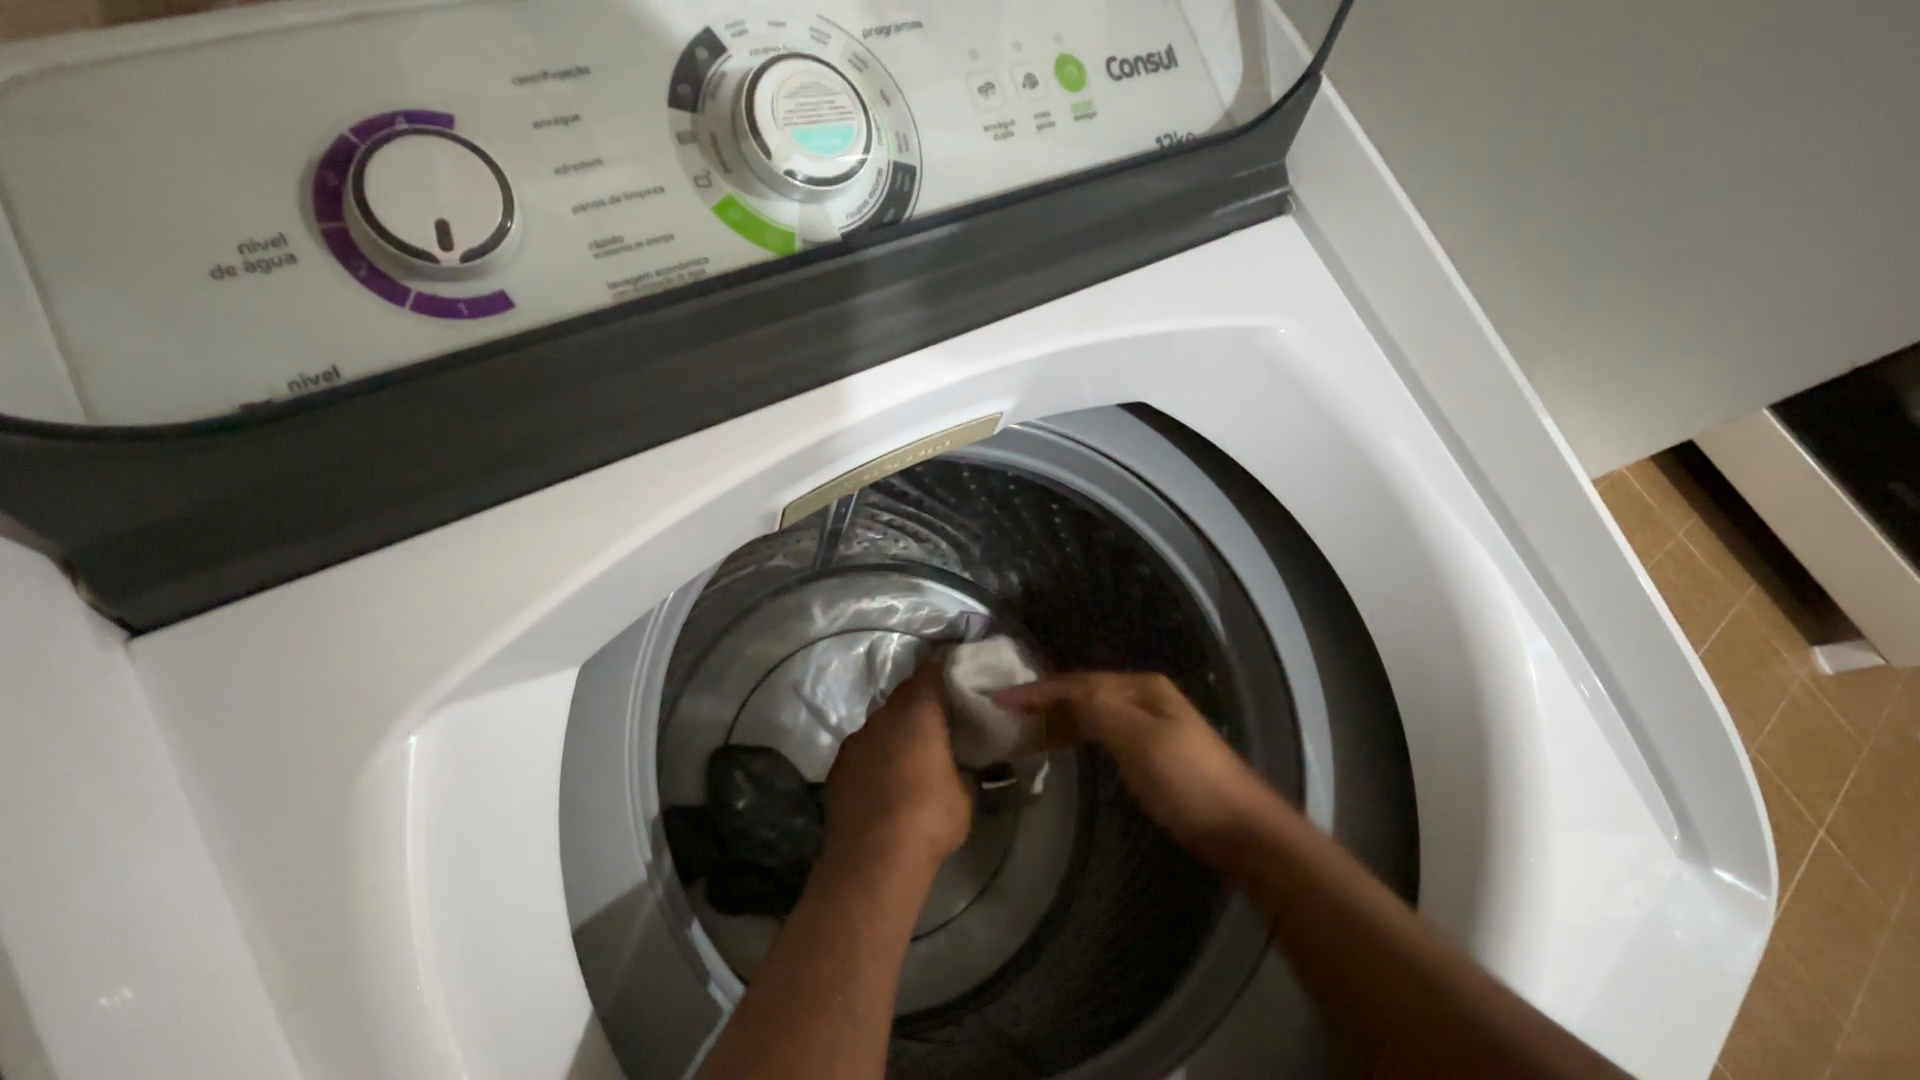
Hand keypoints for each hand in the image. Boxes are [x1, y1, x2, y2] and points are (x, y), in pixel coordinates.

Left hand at [825, 661, 972, 869]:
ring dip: (895, 735)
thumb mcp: (965, 795)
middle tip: (939, 721)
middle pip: (902, 699)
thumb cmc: (929, 817)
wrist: (874, 858)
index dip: (942, 672)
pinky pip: (862, 754)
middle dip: (919, 706)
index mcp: (917, 713)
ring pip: (879, 727)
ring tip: (912, 757)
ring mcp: (854, 743)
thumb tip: (963, 768)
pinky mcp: (837, 770)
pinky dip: (875, 760)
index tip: (955, 677)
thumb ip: (964, 771)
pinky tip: (885, 783)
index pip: (929, 674)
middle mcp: (882, 718)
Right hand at [996, 673, 1280, 858]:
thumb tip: (1061, 688)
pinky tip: (1060, 747)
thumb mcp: (1141, 739)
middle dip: (1045, 703)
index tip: (999, 699)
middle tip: (1004, 717)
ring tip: (1022, 733)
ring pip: (1091, 715)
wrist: (1240, 828)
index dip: (1038, 690)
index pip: (1079, 682)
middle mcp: (1144, 699)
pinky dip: (1076, 737)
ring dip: (1058, 720)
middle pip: (1084, 694)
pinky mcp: (1150, 755)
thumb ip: (1100, 708)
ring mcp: (1149, 727)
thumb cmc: (1188, 780)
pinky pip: (1101, 735)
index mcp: (1143, 688)